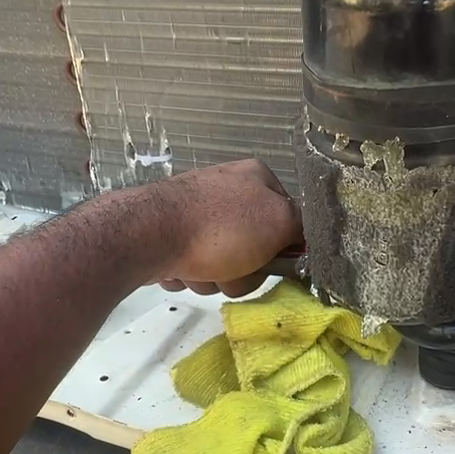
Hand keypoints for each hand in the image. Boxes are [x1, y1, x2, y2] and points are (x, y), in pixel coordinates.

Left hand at [147, 158, 301, 297]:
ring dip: (216, 276)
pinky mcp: (169, 234)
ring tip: (201, 271)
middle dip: (245, 268)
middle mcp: (225, 188)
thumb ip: (302, 226)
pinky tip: (180, 269)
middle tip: (234, 269)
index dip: (284, 246)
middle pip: (254, 245)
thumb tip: (304, 233)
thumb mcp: (280, 221)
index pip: (287, 217)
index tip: (274, 261)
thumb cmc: (221, 227)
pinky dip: (190, 273)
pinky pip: (193, 264)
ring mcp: (195, 210)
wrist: (150, 236)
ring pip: (223, 262)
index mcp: (256, 177)